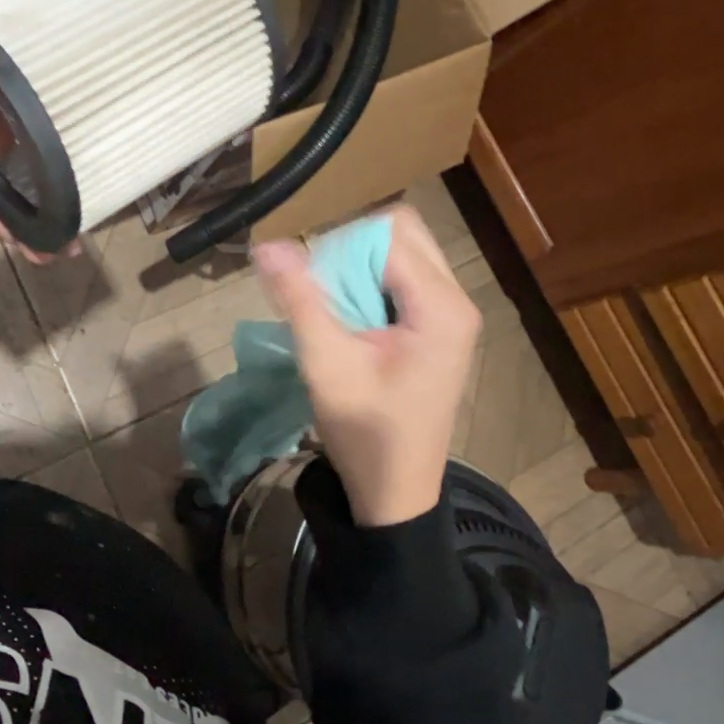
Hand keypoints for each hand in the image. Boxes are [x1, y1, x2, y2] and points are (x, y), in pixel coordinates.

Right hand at [252, 205, 480, 526]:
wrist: (395, 490)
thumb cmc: (365, 430)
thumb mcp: (326, 363)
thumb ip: (300, 298)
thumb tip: (267, 244)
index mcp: (440, 305)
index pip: (388, 233)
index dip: (342, 244)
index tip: (310, 278)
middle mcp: (456, 299)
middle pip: (402, 233)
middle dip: (353, 247)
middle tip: (320, 286)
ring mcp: (451, 313)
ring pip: (402, 253)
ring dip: (361, 266)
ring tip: (330, 303)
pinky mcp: (438, 326)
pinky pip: (403, 278)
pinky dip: (371, 283)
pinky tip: (348, 317)